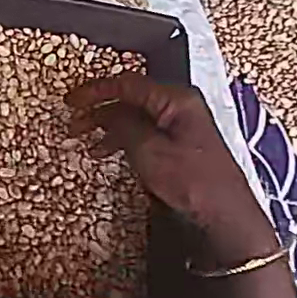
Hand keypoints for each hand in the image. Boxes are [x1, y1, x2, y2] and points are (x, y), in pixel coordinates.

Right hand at [66, 74, 280, 266]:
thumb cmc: (192, 182)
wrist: (224, 214)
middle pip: (130, 98)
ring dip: (108, 126)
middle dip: (99, 109)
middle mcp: (179, 105)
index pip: (127, 84)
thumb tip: (106, 112)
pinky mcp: (179, 142)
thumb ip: (124, 126)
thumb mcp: (149, 151)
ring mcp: (180, 124)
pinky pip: (144, 131)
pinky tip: (107, 151)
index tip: (72, 100)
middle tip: (74, 120)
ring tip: (85, 139)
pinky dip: (122, 138)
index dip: (95, 90)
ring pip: (135, 116)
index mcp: (175, 99)